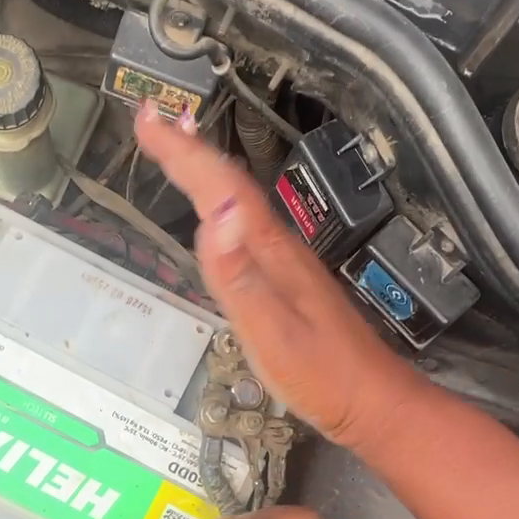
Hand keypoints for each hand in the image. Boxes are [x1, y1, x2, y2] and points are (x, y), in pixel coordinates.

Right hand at [136, 107, 413, 449]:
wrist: (371, 402)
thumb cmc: (321, 376)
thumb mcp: (272, 332)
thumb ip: (240, 277)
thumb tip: (215, 213)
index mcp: (271, 253)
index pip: (222, 190)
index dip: (183, 153)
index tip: (147, 116)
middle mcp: (279, 248)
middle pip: (229, 187)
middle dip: (188, 152)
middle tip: (151, 122)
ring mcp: (286, 264)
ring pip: (238, 204)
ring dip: (205, 173)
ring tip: (178, 151)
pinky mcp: (287, 283)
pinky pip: (245, 229)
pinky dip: (222, 208)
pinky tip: (216, 215)